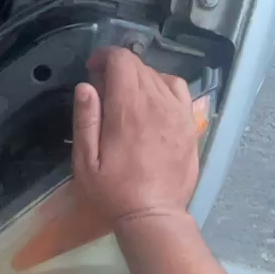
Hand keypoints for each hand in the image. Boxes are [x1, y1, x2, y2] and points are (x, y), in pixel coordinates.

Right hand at [71, 46, 198, 227]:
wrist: (154, 217)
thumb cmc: (114, 191)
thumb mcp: (85, 161)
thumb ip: (85, 119)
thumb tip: (85, 85)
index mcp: (128, 108)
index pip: (121, 59)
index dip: (104, 56)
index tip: (92, 70)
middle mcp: (156, 103)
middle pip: (138, 65)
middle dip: (117, 68)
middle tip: (104, 89)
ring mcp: (177, 112)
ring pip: (157, 74)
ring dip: (138, 77)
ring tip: (127, 96)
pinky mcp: (189, 123)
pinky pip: (178, 88)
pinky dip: (163, 85)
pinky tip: (154, 100)